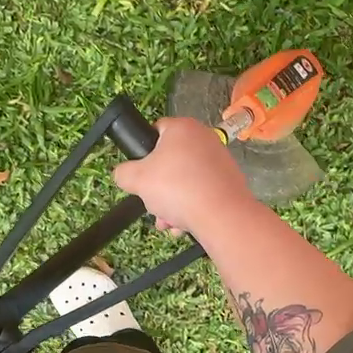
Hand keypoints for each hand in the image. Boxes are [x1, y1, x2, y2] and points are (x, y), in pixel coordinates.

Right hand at [113, 117, 267, 238]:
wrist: (220, 214)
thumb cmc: (176, 188)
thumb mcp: (136, 180)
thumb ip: (122, 173)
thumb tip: (122, 174)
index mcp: (181, 127)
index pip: (155, 130)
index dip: (144, 152)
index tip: (140, 173)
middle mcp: (204, 137)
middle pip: (170, 160)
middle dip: (158, 187)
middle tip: (153, 204)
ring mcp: (219, 158)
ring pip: (185, 179)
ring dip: (172, 202)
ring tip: (168, 222)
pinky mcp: (229, 179)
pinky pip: (202, 190)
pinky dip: (191, 206)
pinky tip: (184, 224)